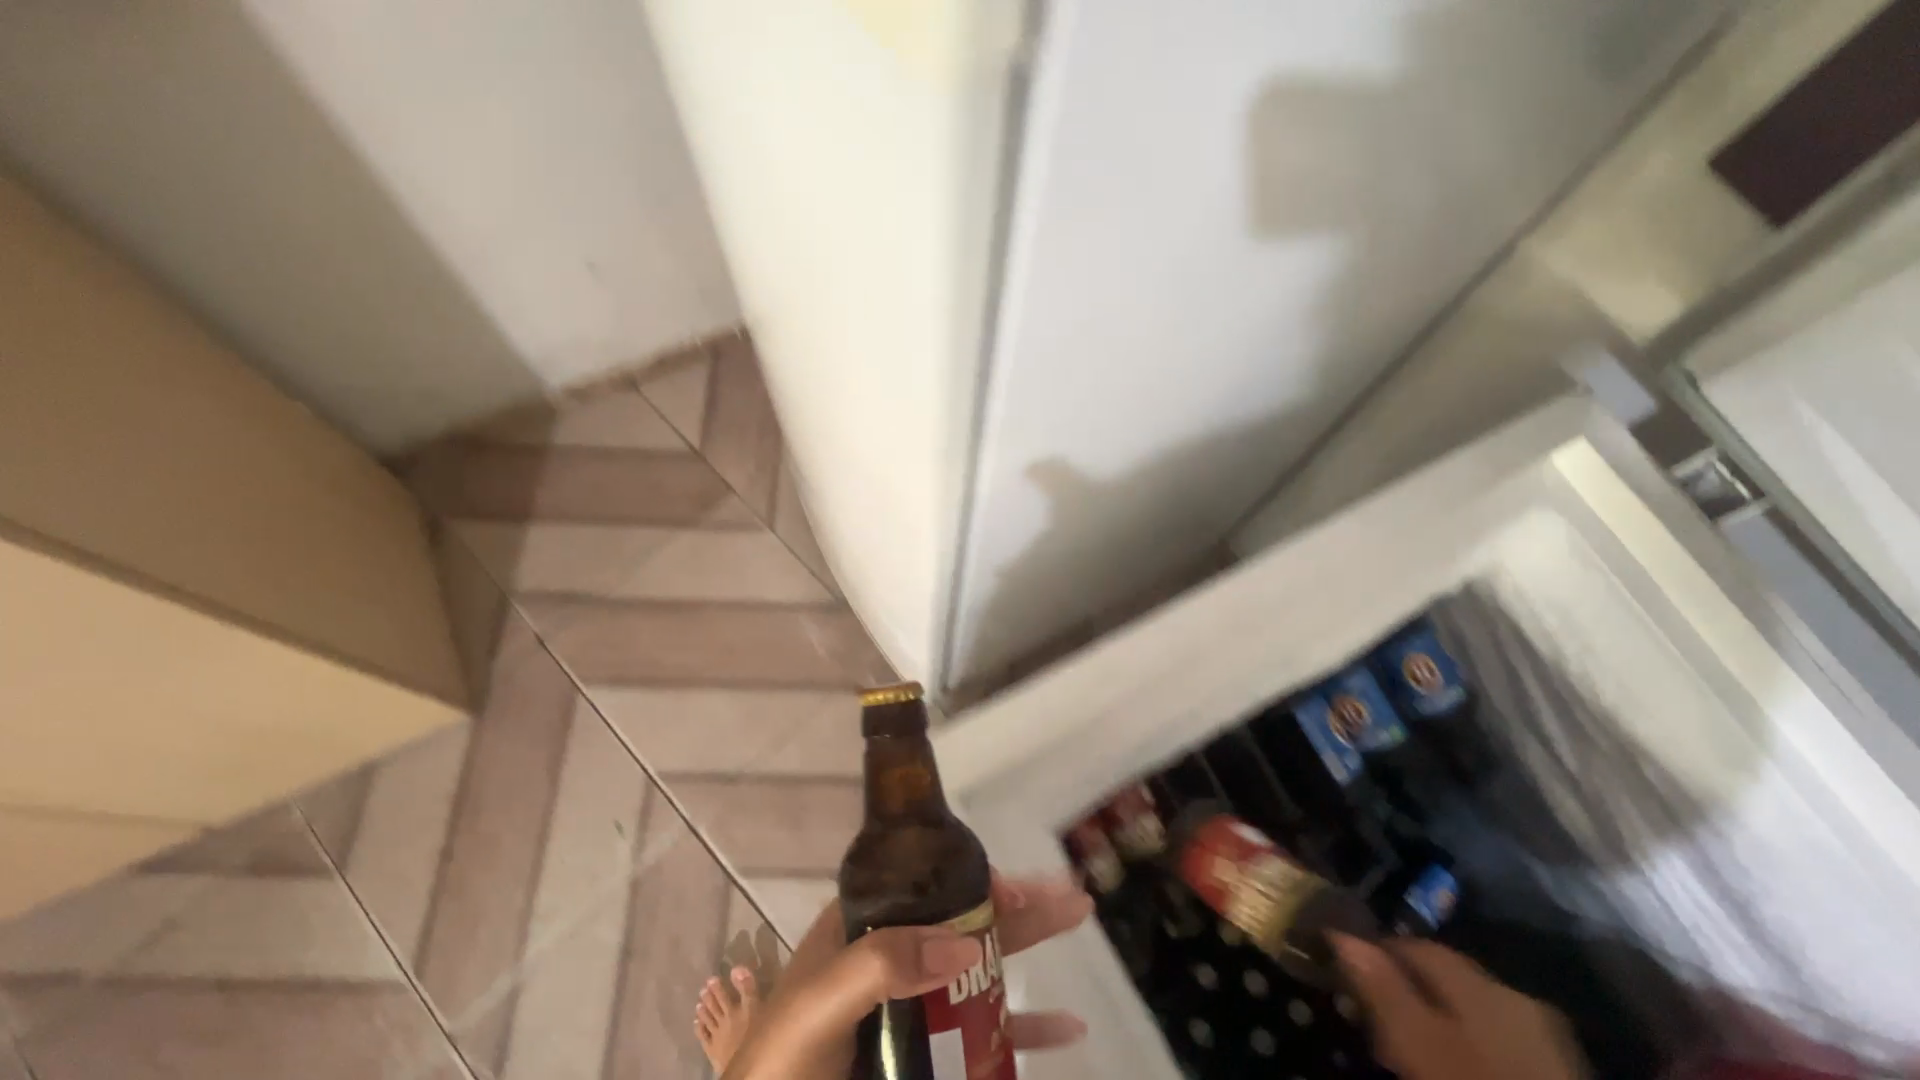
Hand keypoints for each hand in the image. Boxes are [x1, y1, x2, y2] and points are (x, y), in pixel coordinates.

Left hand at [722, 874, 1093, 1079]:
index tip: (1017, 892)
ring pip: (981, 972)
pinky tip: (1065, 1028)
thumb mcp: (818, 1005)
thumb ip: (878, 967)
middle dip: (1019, 909)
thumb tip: (963, 944)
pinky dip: (1026, 1027)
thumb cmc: (783, 1064)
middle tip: (1072, 900)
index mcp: (861, 931)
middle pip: (966, 924)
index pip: (926, 889)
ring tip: (1075, 930)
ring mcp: (912, 1009)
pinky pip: (985, 1034)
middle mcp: (891, 961)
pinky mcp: (926, 1056)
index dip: (975, 883)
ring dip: (1028, 953)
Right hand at [1332, 934, 1589, 1079]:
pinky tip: (1449, 1061)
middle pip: (1446, 972)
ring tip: (1402, 1040)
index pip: (1416, 945)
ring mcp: (1543, 1033)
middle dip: (1404, 982)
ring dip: (1434, 1013)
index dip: (1374, 950)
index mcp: (1482, 983)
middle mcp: (1515, 994)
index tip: (1338, 967)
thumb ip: (1383, 989)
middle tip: (1365, 1010)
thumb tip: (1341, 933)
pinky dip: (1464, 1039)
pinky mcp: (1556, 1068)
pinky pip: (1494, 1035)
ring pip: (1471, 1005)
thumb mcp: (1420, 1043)